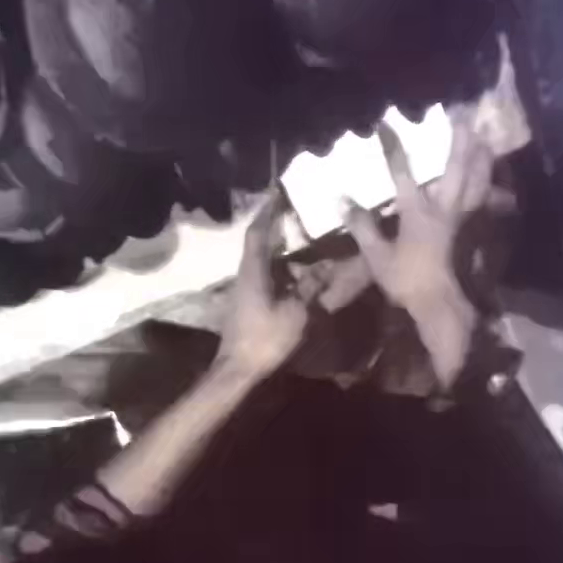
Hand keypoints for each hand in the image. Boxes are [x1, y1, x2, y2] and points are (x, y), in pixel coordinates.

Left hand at [216, 191, 322, 380]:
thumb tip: (324, 267)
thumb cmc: (265, 338)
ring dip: (280, 253)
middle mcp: (245, 275)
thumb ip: (310, 287)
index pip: (258, 231)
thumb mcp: (295, 312)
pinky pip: (265, 280)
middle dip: (276, 230)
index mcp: (253, 270)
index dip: (268, 211)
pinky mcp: (246, 306)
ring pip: (262, 264)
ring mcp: (243, 292)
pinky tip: (296, 277)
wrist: (238, 369)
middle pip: (259, 245)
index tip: (278, 193)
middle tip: (296, 218)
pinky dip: (280, 273)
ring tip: (302, 246)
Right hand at [341, 110, 493, 385]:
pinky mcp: (474, 232)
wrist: (441, 305)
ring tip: (485, 137)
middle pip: (455, 168)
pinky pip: (485, 202)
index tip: (386, 123)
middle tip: (464, 114)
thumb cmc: (407, 281)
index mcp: (417, 212)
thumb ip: (362, 227)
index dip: (393, 147)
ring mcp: (463, 220)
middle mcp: (444, 209)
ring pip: (477, 182)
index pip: (403, 173)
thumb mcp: (377, 257)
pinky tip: (493, 178)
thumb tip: (342, 200)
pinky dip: (490, 186)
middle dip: (458, 140)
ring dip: (481, 157)